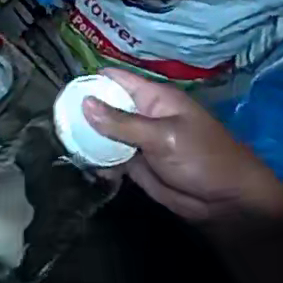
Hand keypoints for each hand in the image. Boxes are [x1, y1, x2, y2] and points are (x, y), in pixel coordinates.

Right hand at [80, 69, 282, 225]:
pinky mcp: (133, 163)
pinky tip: (82, 163)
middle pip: (103, 105)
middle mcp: (140, 114)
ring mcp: (135, 139)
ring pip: (101, 132)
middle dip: (80, 110)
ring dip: (84, 136)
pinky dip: (94, 159)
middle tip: (55, 118)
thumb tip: (84, 103)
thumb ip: (122, 122)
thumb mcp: (163, 136)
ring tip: (61, 140)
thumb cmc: (204, 159)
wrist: (228, 203)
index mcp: (152, 98)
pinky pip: (106, 156)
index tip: (64, 90)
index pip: (115, 79)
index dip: (90, 80)